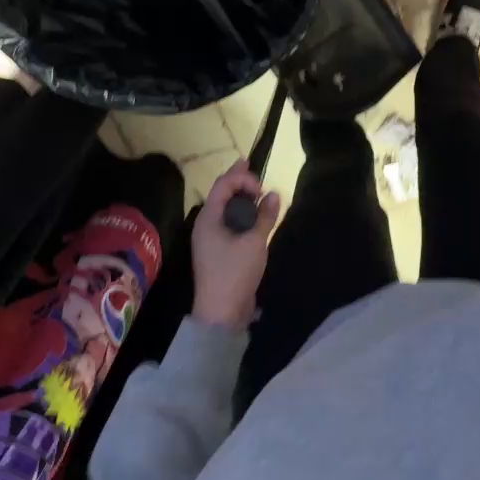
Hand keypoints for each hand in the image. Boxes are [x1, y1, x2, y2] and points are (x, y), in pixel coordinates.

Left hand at [191, 161, 282, 330]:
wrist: (221, 313)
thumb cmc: (234, 273)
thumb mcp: (254, 242)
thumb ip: (264, 216)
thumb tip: (274, 194)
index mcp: (208, 218)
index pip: (223, 185)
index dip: (242, 177)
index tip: (262, 186)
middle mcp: (206, 224)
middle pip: (221, 194)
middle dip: (238, 180)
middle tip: (252, 166)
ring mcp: (211, 239)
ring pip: (226, 210)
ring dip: (241, 198)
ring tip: (258, 192)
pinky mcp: (219, 251)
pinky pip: (230, 224)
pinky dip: (242, 215)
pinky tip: (256, 217)